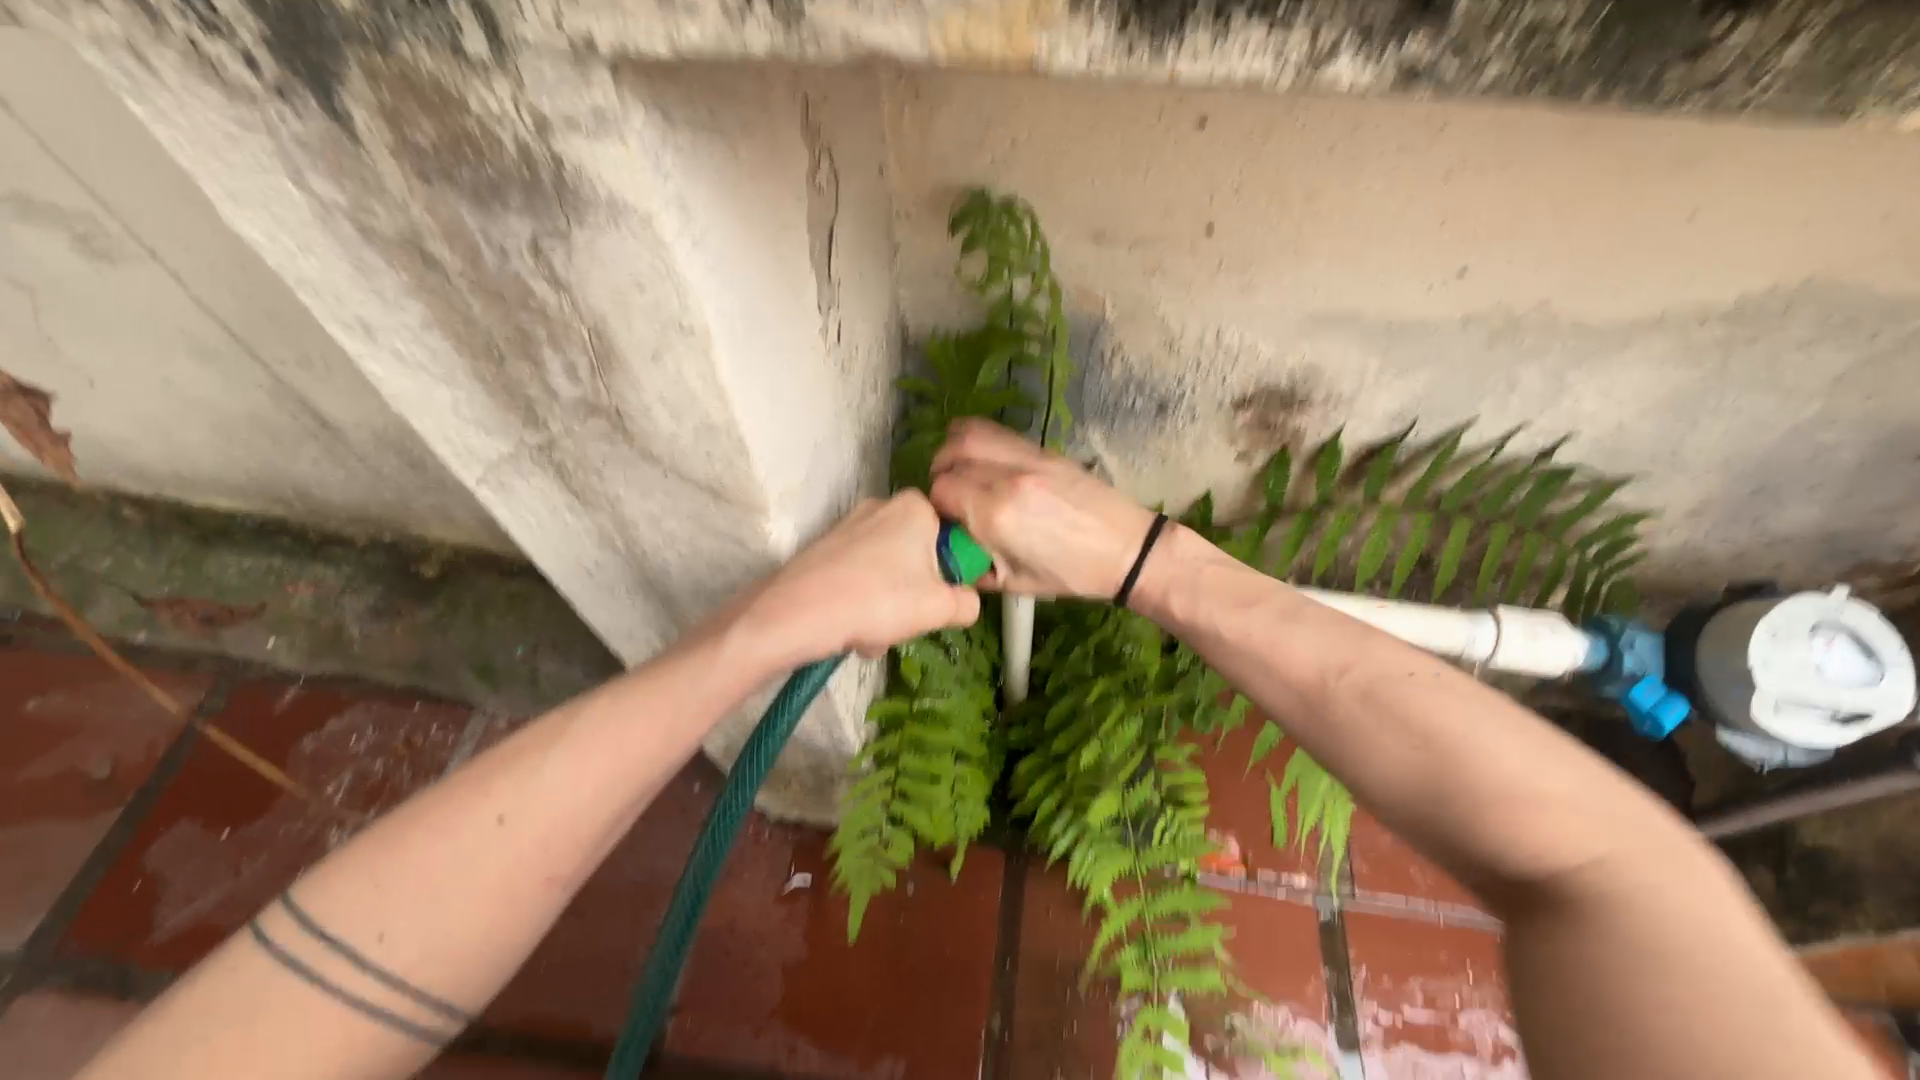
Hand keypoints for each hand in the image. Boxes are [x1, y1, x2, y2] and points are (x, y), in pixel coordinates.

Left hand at [747, 490, 980, 662]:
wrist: (797, 613)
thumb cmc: (879, 600)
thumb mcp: (941, 608)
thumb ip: (968, 602)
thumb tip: (967, 601)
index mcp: (916, 506)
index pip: (953, 537)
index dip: (954, 572)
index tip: (943, 600)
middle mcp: (882, 505)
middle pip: (918, 556)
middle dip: (916, 594)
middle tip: (907, 622)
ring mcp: (848, 525)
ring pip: (888, 571)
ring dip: (888, 606)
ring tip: (874, 633)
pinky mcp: (825, 548)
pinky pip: (859, 577)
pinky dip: (862, 602)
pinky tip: (852, 629)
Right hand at [929, 419, 1159, 599]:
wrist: (1127, 549)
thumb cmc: (1073, 575)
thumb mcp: (1016, 584)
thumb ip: (974, 567)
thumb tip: (947, 553)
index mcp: (997, 515)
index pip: (940, 492)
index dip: (935, 508)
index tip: (946, 522)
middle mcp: (1007, 479)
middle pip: (949, 461)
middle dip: (940, 480)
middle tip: (950, 499)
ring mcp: (1027, 458)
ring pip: (966, 435)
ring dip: (952, 452)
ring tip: (957, 472)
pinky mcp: (1043, 449)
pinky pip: (995, 431)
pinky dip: (975, 438)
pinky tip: (977, 457)